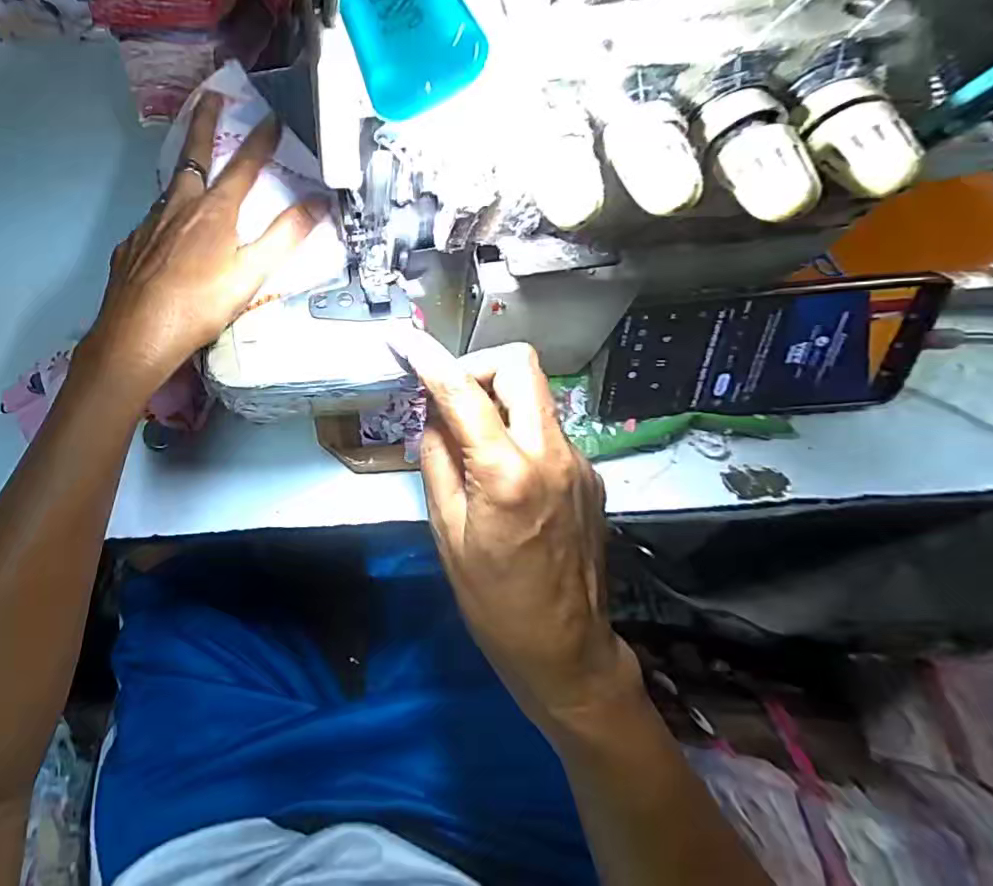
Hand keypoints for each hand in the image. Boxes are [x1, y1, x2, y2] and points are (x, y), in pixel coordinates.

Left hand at [84, 92, 317, 396]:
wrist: (137, 335)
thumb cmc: (198, 306)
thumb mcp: (251, 275)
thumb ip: (285, 237)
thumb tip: (318, 203)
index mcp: (213, 211)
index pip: (244, 165)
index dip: (261, 140)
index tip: (272, 118)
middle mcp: (178, 208)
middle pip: (193, 155)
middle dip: (204, 122)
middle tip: (210, 96)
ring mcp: (148, 225)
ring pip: (169, 189)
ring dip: (184, 172)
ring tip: (192, 172)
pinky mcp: (129, 247)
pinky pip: (150, 223)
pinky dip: (163, 219)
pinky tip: (164, 236)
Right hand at [393, 331, 638, 723]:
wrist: (567, 651)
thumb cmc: (493, 600)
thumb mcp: (446, 531)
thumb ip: (436, 461)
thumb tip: (432, 415)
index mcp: (508, 473)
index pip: (462, 393)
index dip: (428, 360)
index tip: (403, 342)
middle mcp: (553, 455)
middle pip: (519, 365)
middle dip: (474, 366)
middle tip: (445, 399)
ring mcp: (579, 463)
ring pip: (535, 393)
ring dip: (494, 397)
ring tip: (465, 439)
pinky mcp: (589, 475)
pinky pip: (545, 426)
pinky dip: (513, 426)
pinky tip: (496, 468)